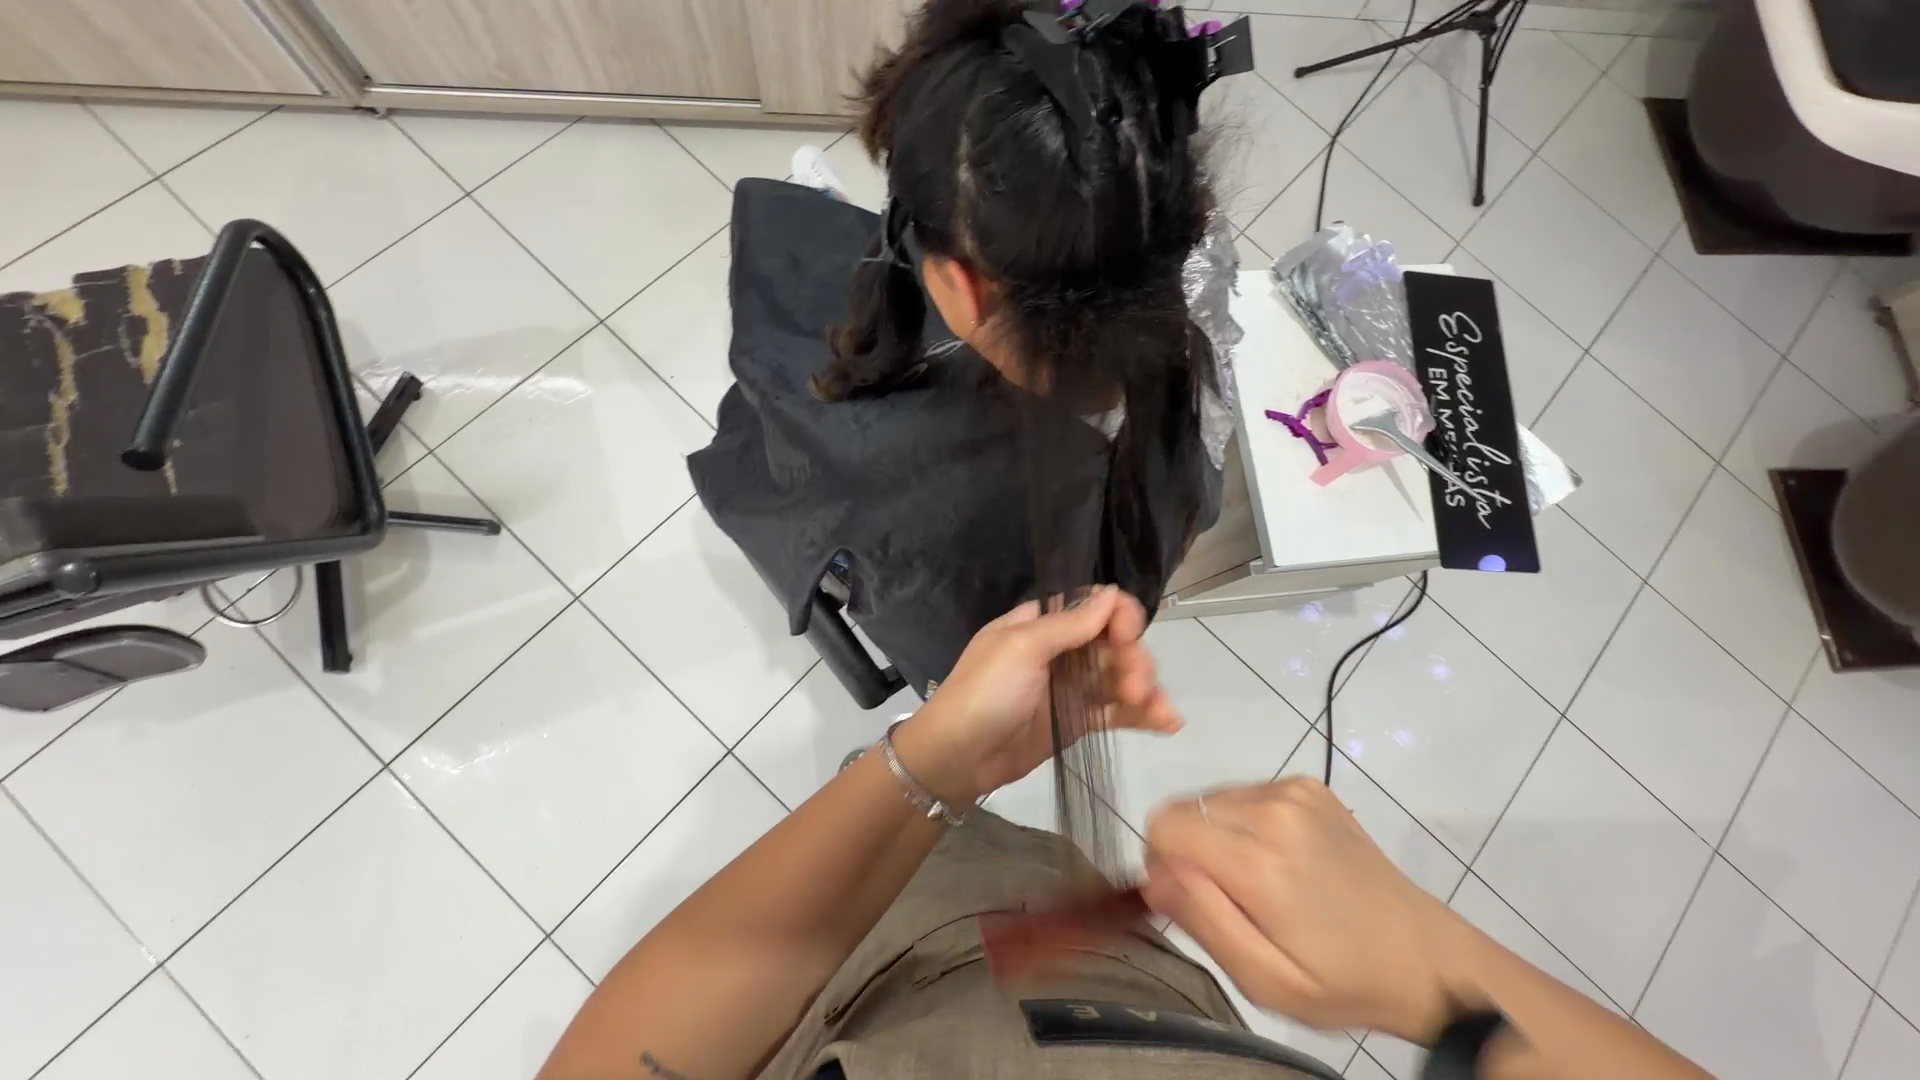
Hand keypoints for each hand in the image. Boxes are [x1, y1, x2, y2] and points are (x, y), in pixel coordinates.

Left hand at [893, 586, 1181, 802]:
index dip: (1117, 616)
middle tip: (1136, 688)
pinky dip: (1143, 714)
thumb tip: (1111, 593)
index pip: (1092, 606)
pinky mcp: (1076, 721)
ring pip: (1119, 677)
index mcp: (1039, 623)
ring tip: (1161, 712)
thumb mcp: (1021, 649)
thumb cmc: (983, 693)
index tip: (1126, 637)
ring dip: (1146, 689)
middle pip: (1113, 643)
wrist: (956, 758)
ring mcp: (1068, 687)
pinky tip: (1169, 722)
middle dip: (1134, 660)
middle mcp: (1058, 650)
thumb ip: (1069, 624)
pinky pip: (1115, 711)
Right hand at [1141, 778, 1471, 1042]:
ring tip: (1260, 881)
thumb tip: (1152, 875)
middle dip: (1190, 851)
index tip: (1191, 897)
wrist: (1426, 957)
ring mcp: (1293, 791)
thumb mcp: (1266, 981)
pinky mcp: (1308, 785)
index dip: (1163, 863)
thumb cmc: (1342, 981)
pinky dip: (1245, 824)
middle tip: (1230, 898)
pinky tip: (1281, 859)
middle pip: (1184, 809)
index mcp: (1260, 862)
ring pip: (1210, 799)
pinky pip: (1243, 794)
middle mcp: (1273, 810)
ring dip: (1217, 836)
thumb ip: (1202, 920)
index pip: (1164, 825)